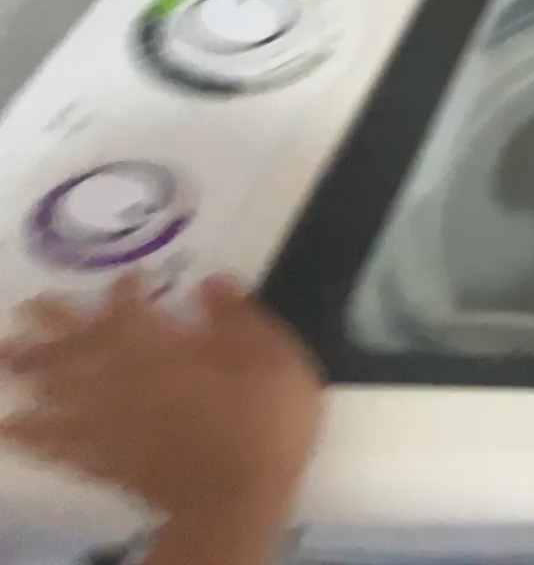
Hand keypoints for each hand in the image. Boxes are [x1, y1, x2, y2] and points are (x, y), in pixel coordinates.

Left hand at [0, 273, 323, 558]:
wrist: (238, 490)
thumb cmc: (268, 412)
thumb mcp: (273, 355)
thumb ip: (239, 318)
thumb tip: (209, 282)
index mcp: (170, 355)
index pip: (135, 317)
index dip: (124, 295)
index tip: (125, 277)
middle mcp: (127, 385)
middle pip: (85, 351)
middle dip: (58, 327)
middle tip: (31, 306)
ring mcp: (110, 425)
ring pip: (59, 393)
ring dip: (31, 372)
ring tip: (6, 354)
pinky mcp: (104, 458)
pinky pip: (54, 444)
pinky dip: (26, 434)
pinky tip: (9, 424)